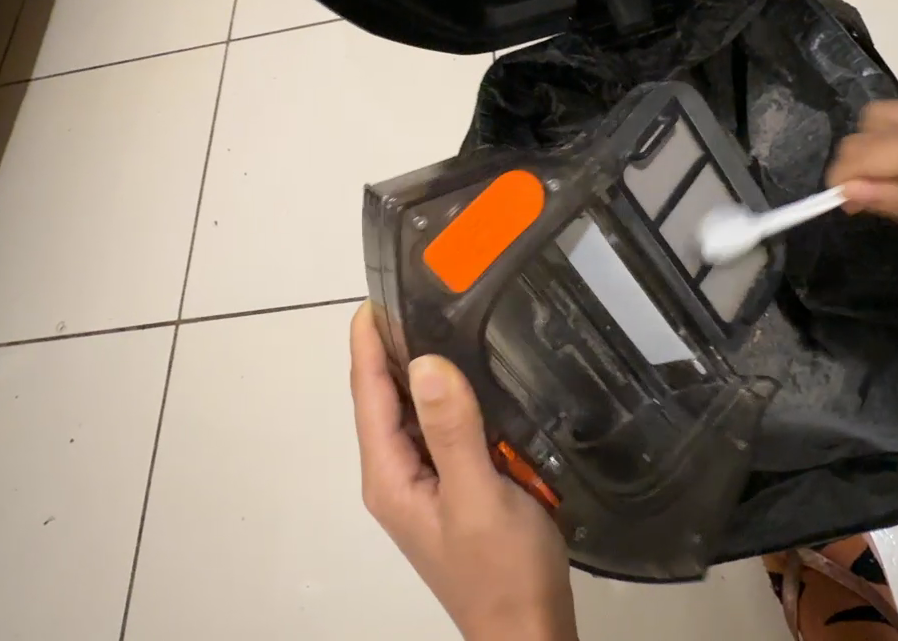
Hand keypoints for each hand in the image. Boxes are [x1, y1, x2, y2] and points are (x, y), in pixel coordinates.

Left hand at [348, 305, 577, 640]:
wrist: (529, 628)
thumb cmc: (501, 567)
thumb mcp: (477, 496)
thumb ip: (452, 430)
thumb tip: (424, 361)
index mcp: (390, 473)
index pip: (369, 392)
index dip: (368, 341)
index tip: (378, 292)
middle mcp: (396, 472)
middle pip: (384, 396)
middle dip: (391, 344)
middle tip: (419, 290)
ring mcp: (422, 478)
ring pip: (411, 408)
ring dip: (418, 364)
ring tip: (441, 315)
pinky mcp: (448, 481)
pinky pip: (438, 423)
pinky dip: (445, 390)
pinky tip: (469, 369)